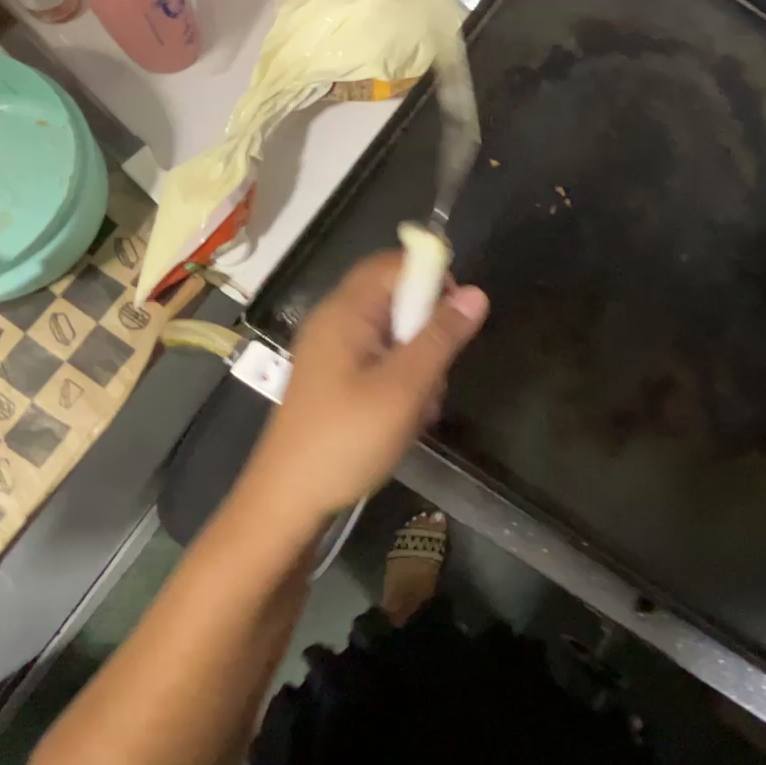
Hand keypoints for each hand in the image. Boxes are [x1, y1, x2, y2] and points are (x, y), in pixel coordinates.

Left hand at [240, 251, 488, 519]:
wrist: (288, 501)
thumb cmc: (345, 440)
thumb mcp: (404, 388)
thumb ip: (441, 337)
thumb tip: (477, 293)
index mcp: (345, 312)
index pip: (394, 263)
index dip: (432, 278)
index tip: (456, 319)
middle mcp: (336, 323)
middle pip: (398, 300)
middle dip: (429, 333)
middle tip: (435, 375)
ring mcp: (334, 354)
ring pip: (396, 336)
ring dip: (420, 366)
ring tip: (420, 408)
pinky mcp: (336, 382)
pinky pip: (381, 363)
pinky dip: (402, 384)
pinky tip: (406, 420)